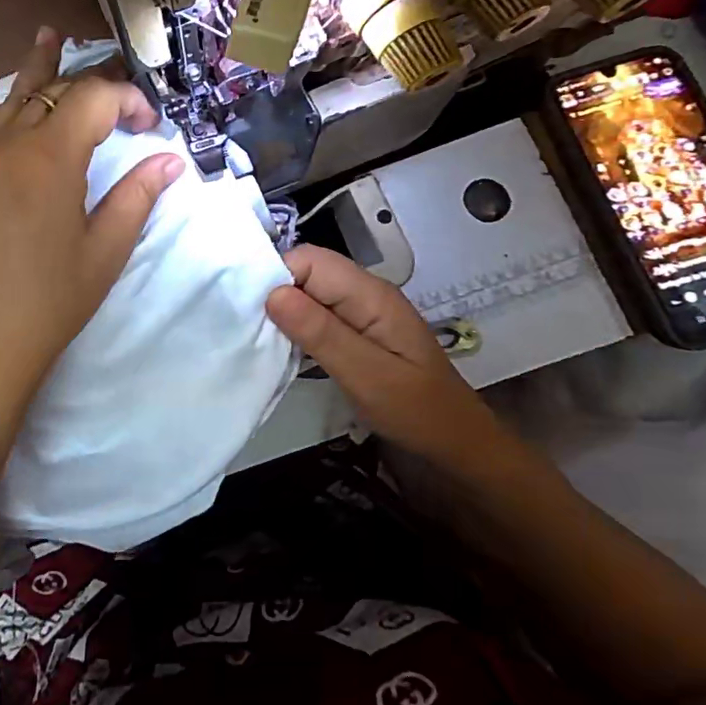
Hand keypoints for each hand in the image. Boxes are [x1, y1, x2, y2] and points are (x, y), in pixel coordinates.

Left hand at [0, 27, 184, 410]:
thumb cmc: (51, 300)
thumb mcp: (106, 250)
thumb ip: (136, 197)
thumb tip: (169, 161)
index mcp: (52, 158)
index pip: (94, 99)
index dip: (128, 100)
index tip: (150, 126)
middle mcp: (12, 147)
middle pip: (52, 93)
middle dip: (88, 83)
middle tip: (113, 82)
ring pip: (10, 103)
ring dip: (32, 72)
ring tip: (45, 37)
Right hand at [266, 245, 484, 454]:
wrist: (456, 443)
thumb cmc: (416, 411)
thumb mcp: (366, 375)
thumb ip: (321, 333)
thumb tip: (272, 293)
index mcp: (370, 294)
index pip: (309, 260)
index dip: (277, 277)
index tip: (251, 313)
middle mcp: (364, 293)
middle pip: (306, 272)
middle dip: (274, 293)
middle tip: (249, 329)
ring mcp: (360, 311)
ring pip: (308, 293)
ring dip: (282, 311)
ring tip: (258, 339)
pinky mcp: (354, 330)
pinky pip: (316, 314)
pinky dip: (295, 327)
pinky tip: (282, 348)